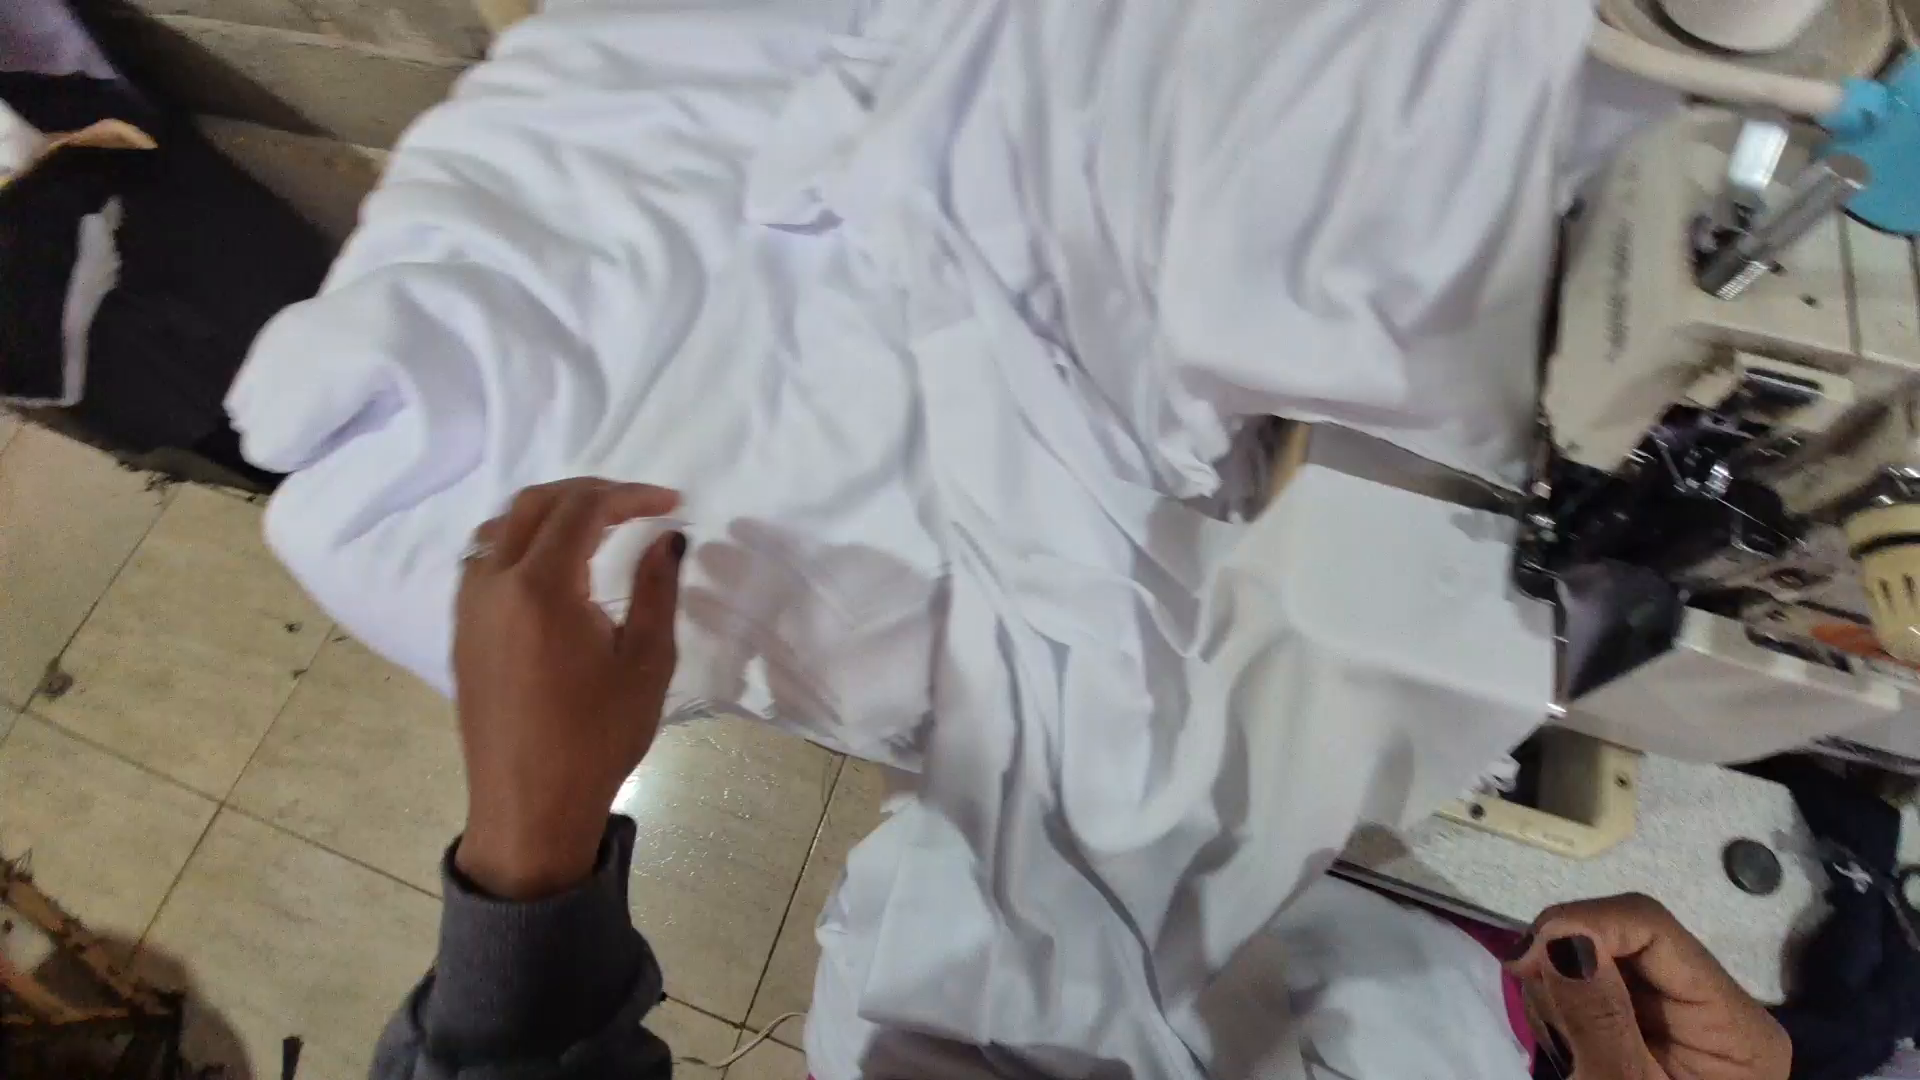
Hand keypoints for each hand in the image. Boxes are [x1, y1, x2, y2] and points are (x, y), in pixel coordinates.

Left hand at [451, 478, 685, 899]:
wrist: (531, 802)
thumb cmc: (599, 734)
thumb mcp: (648, 660)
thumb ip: (658, 588)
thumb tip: (667, 538)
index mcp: (541, 589)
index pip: (582, 510)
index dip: (630, 495)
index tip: (671, 502)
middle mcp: (493, 584)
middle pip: (536, 504)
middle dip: (591, 492)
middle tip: (639, 504)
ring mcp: (469, 606)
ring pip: (503, 525)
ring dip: (554, 511)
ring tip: (601, 525)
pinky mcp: (462, 628)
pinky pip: (486, 556)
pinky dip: (525, 538)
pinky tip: (558, 562)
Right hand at [1509, 894, 1789, 1079]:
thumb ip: (1599, 1017)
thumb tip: (1562, 936)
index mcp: (1734, 1022)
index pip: (1647, 924)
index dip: (1580, 924)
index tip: (1526, 964)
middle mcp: (1709, 1001)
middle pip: (1614, 929)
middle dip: (1560, 959)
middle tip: (1545, 1019)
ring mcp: (1672, 1008)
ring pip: (1587, 946)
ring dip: (1552, 982)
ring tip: (1562, 1043)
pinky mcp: (1638, 1014)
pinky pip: (1580, 972)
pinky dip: (1553, 994)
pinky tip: (1564, 1038)